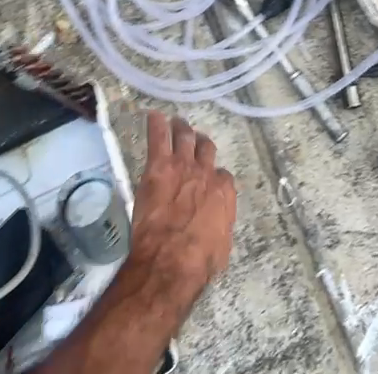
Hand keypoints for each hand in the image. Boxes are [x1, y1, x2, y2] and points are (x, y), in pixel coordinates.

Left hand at [125, 111, 237, 309]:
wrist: (171, 259)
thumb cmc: (199, 262)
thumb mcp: (221, 247)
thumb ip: (220, 228)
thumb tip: (216, 226)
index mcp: (224, 193)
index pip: (222, 176)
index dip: (214, 178)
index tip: (207, 183)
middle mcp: (207, 173)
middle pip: (205, 148)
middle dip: (200, 143)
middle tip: (193, 139)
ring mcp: (183, 166)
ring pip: (185, 137)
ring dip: (181, 128)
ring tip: (177, 122)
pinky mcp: (159, 166)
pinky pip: (158, 138)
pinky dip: (156, 124)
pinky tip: (152, 116)